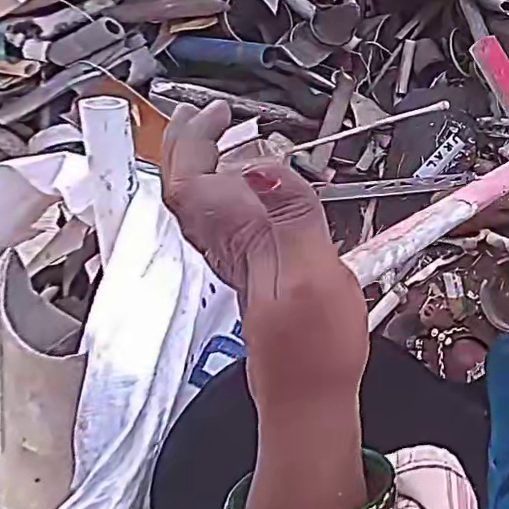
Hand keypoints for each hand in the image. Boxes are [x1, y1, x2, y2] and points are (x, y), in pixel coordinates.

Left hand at [162, 101, 367, 414]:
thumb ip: (293, 217)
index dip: (198, 143)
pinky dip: (235, 195)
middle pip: (192, 192)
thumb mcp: (314, 275)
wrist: (312, 396)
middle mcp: (235, 251)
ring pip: (208, 209)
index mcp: (244, 244)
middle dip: (193, 149)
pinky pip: (233, 224)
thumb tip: (264, 166)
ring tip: (227, 143)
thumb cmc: (315, 348)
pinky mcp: (263, 276)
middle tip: (212, 117)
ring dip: (209, 168)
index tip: (220, 112)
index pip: (197, 182)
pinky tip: (254, 194)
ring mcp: (247, 264)